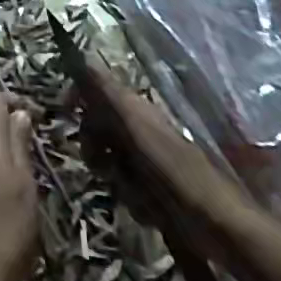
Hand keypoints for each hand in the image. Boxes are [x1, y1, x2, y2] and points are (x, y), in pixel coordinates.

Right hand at [71, 65, 245, 232]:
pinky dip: (132, 199)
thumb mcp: (134, 125)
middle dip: (94, 149)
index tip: (65, 111)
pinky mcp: (151, 190)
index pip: (96, 90)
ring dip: (115, 179)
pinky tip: (148, 208)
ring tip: (133, 191)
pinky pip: (123, 189)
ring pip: (107, 162)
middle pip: (96, 130)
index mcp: (135, 108)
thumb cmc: (172, 169)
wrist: (216, 224)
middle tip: (102, 163)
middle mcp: (138, 130)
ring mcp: (145, 162)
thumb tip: (82, 55)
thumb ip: (107, 93)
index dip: (79, 98)